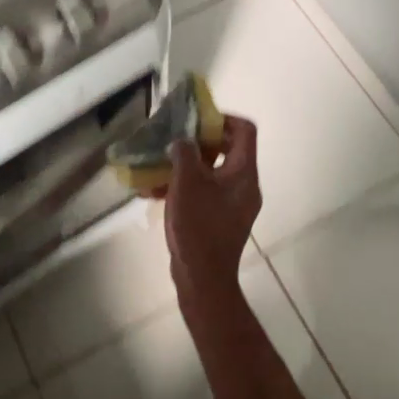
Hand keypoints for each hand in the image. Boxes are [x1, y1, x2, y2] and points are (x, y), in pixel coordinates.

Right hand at [163, 116, 260, 299]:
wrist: (203, 280)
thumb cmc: (198, 226)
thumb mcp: (187, 182)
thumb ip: (185, 153)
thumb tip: (182, 141)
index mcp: (243, 173)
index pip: (244, 130)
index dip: (222, 118)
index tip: (195, 120)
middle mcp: (244, 185)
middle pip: (227, 148)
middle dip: (197, 141)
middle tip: (172, 138)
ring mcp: (233, 204)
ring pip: (211, 171)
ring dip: (185, 165)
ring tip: (156, 165)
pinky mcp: (220, 219)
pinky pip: (204, 191)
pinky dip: (183, 186)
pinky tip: (154, 192)